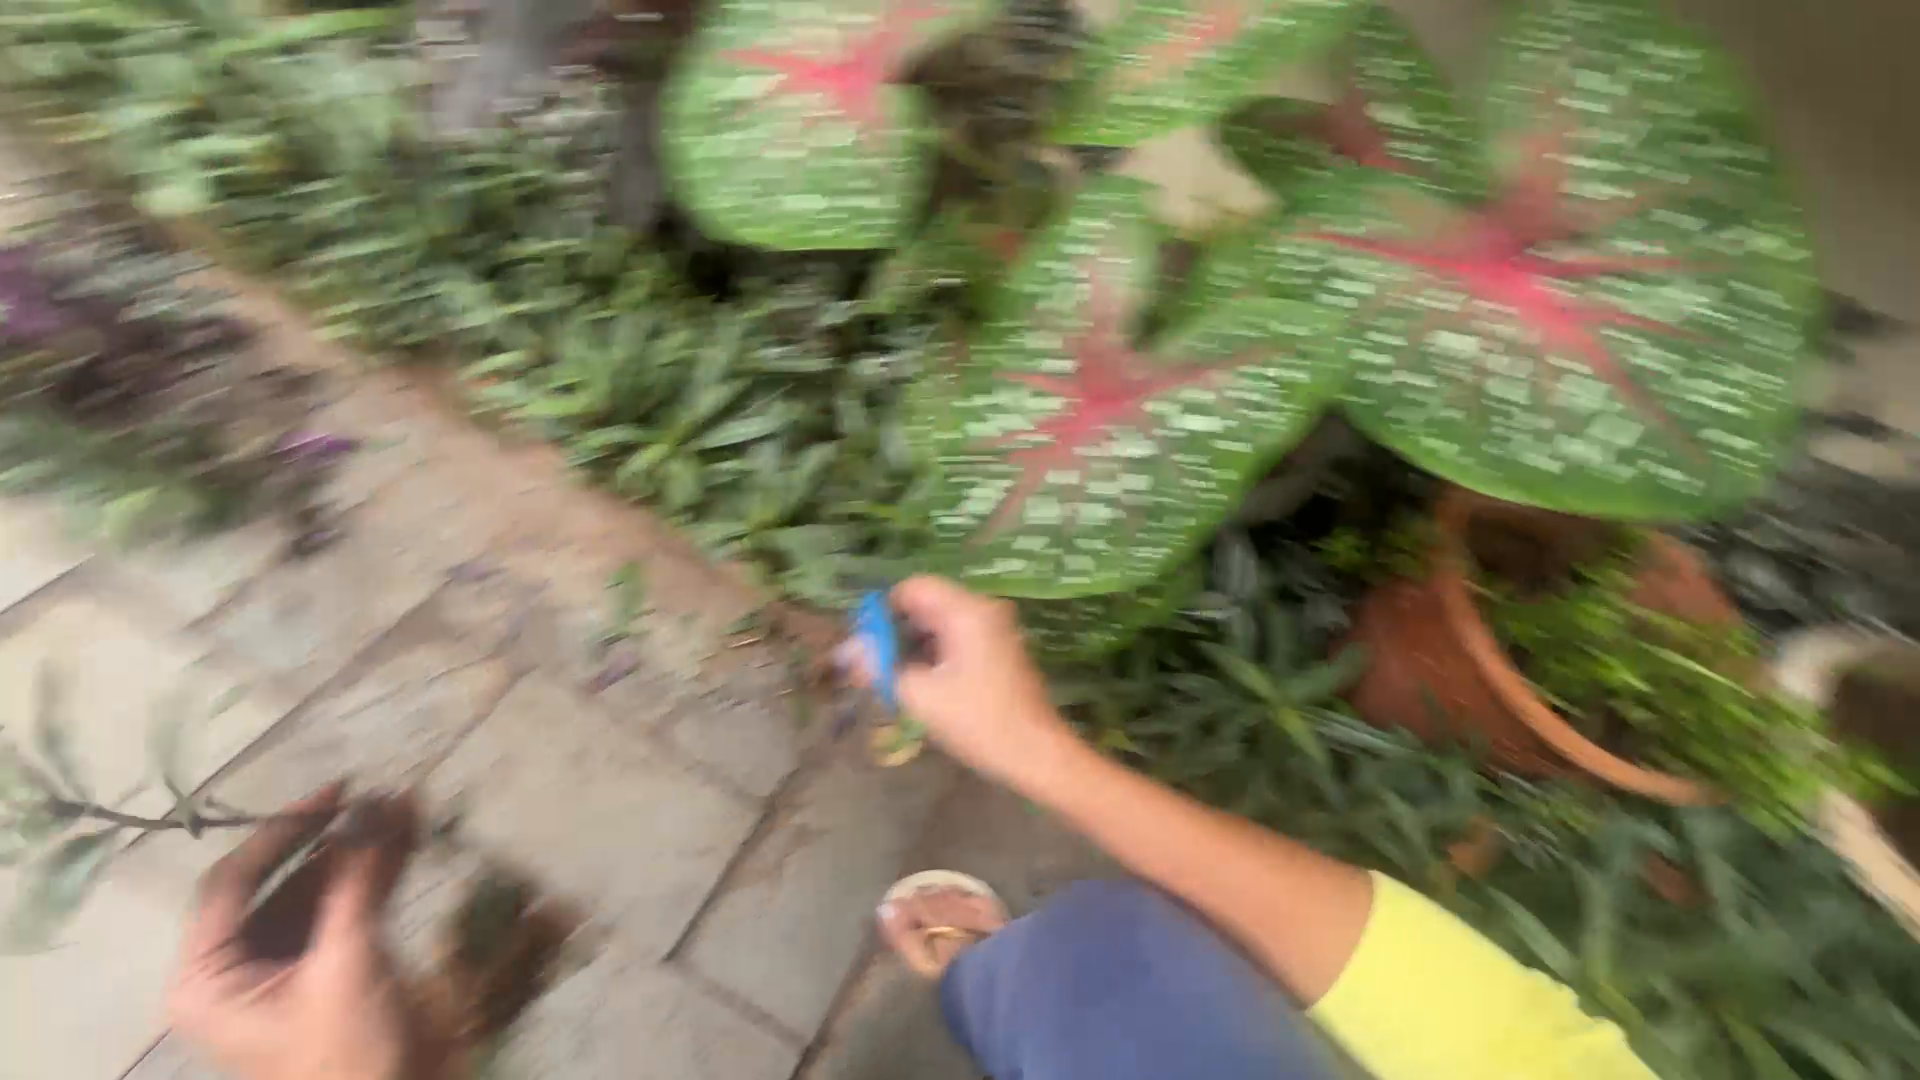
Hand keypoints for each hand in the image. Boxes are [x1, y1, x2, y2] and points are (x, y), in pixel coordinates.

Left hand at [167, 785, 450, 1079]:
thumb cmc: (345, 1051)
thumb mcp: (346, 965)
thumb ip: (354, 887)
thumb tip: (374, 812)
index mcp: (209, 977)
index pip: (230, 884)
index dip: (280, 833)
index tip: (335, 795)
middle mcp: (241, 964)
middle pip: (279, 881)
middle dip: (330, 838)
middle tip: (377, 795)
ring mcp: (292, 961)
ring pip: (322, 888)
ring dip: (363, 848)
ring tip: (406, 803)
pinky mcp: (337, 960)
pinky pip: (352, 903)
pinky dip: (381, 869)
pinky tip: (411, 833)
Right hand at [847, 576, 1080, 785]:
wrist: (1038, 754)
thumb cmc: (980, 722)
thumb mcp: (922, 696)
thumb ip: (881, 669)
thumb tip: (846, 653)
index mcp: (967, 611)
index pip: (914, 588)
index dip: (883, 610)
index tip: (866, 643)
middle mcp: (983, 611)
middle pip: (926, 605)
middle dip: (895, 632)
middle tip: (872, 666)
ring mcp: (994, 630)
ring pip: (940, 625)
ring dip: (913, 647)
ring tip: (892, 680)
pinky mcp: (998, 651)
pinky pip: (956, 640)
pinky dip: (934, 656)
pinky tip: (920, 686)